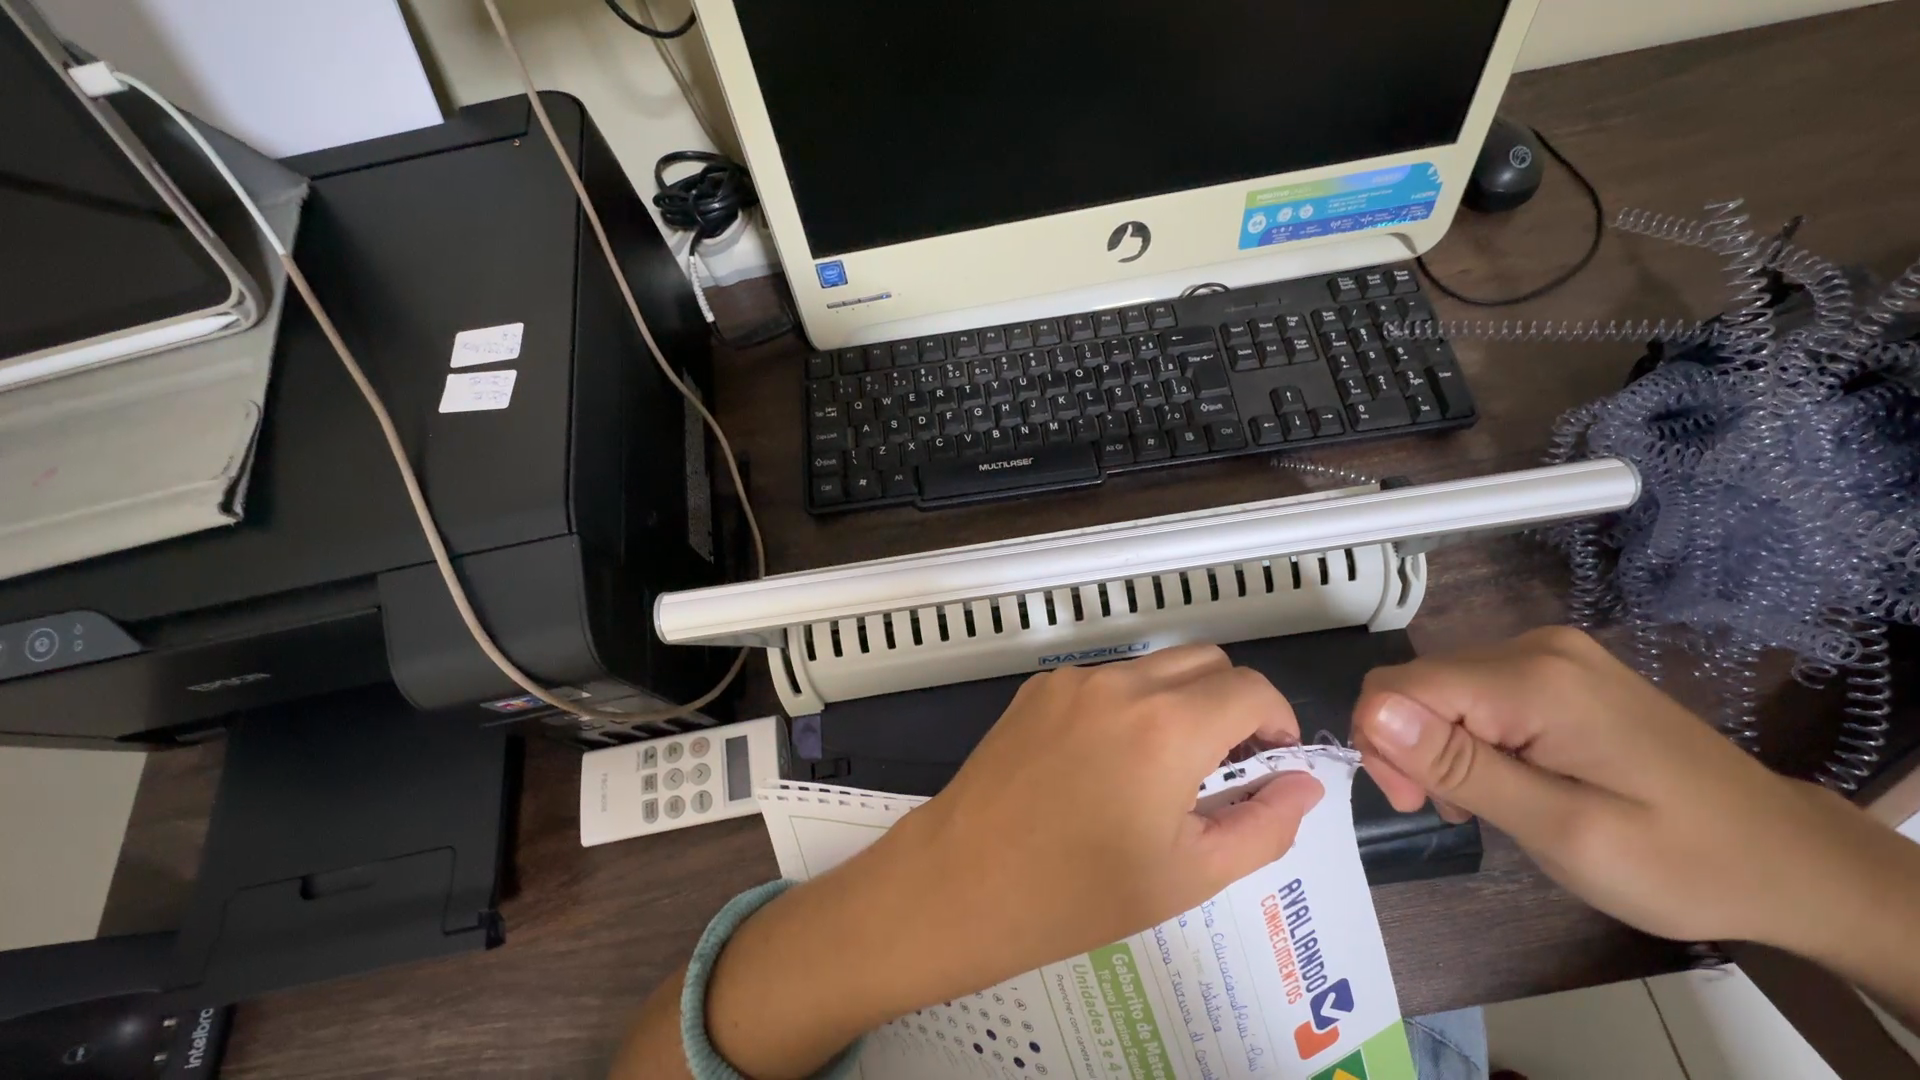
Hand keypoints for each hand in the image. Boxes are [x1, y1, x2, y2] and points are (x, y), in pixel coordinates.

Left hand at [689, 647, 1323, 1079]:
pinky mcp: (1035, 689)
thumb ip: (1265, 824)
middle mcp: (1121, 684)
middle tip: (1224, 767)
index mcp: (1167, 726)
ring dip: (1180, 701)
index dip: (1278, 721)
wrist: (960, 884)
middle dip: (1232, 703)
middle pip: (1206, 661)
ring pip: (1155, 666)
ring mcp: (1071, 681)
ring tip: (1164, 769)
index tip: (1272, 762)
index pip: (1252, 688)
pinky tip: (1108, 762)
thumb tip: (1305, 783)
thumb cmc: (1078, 894)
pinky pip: (1105, 680)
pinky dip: (1129, 704)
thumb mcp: (1189, 875)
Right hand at [1349, 626, 1900, 951]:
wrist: (1786, 858)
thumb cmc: (1680, 860)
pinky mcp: (1560, 670)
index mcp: (1533, 679)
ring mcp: (1551, 654)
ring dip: (1436, 746)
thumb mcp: (1563, 828)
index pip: (1398, 687)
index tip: (1417, 805)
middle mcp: (1534, 647)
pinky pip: (1474, 691)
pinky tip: (1502, 776)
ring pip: (1439, 688)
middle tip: (1447, 812)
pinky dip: (1467, 736)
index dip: (1383, 745)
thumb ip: (1463, 767)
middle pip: (1415, 684)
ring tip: (1481, 803)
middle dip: (1407, 748)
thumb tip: (1374, 711)